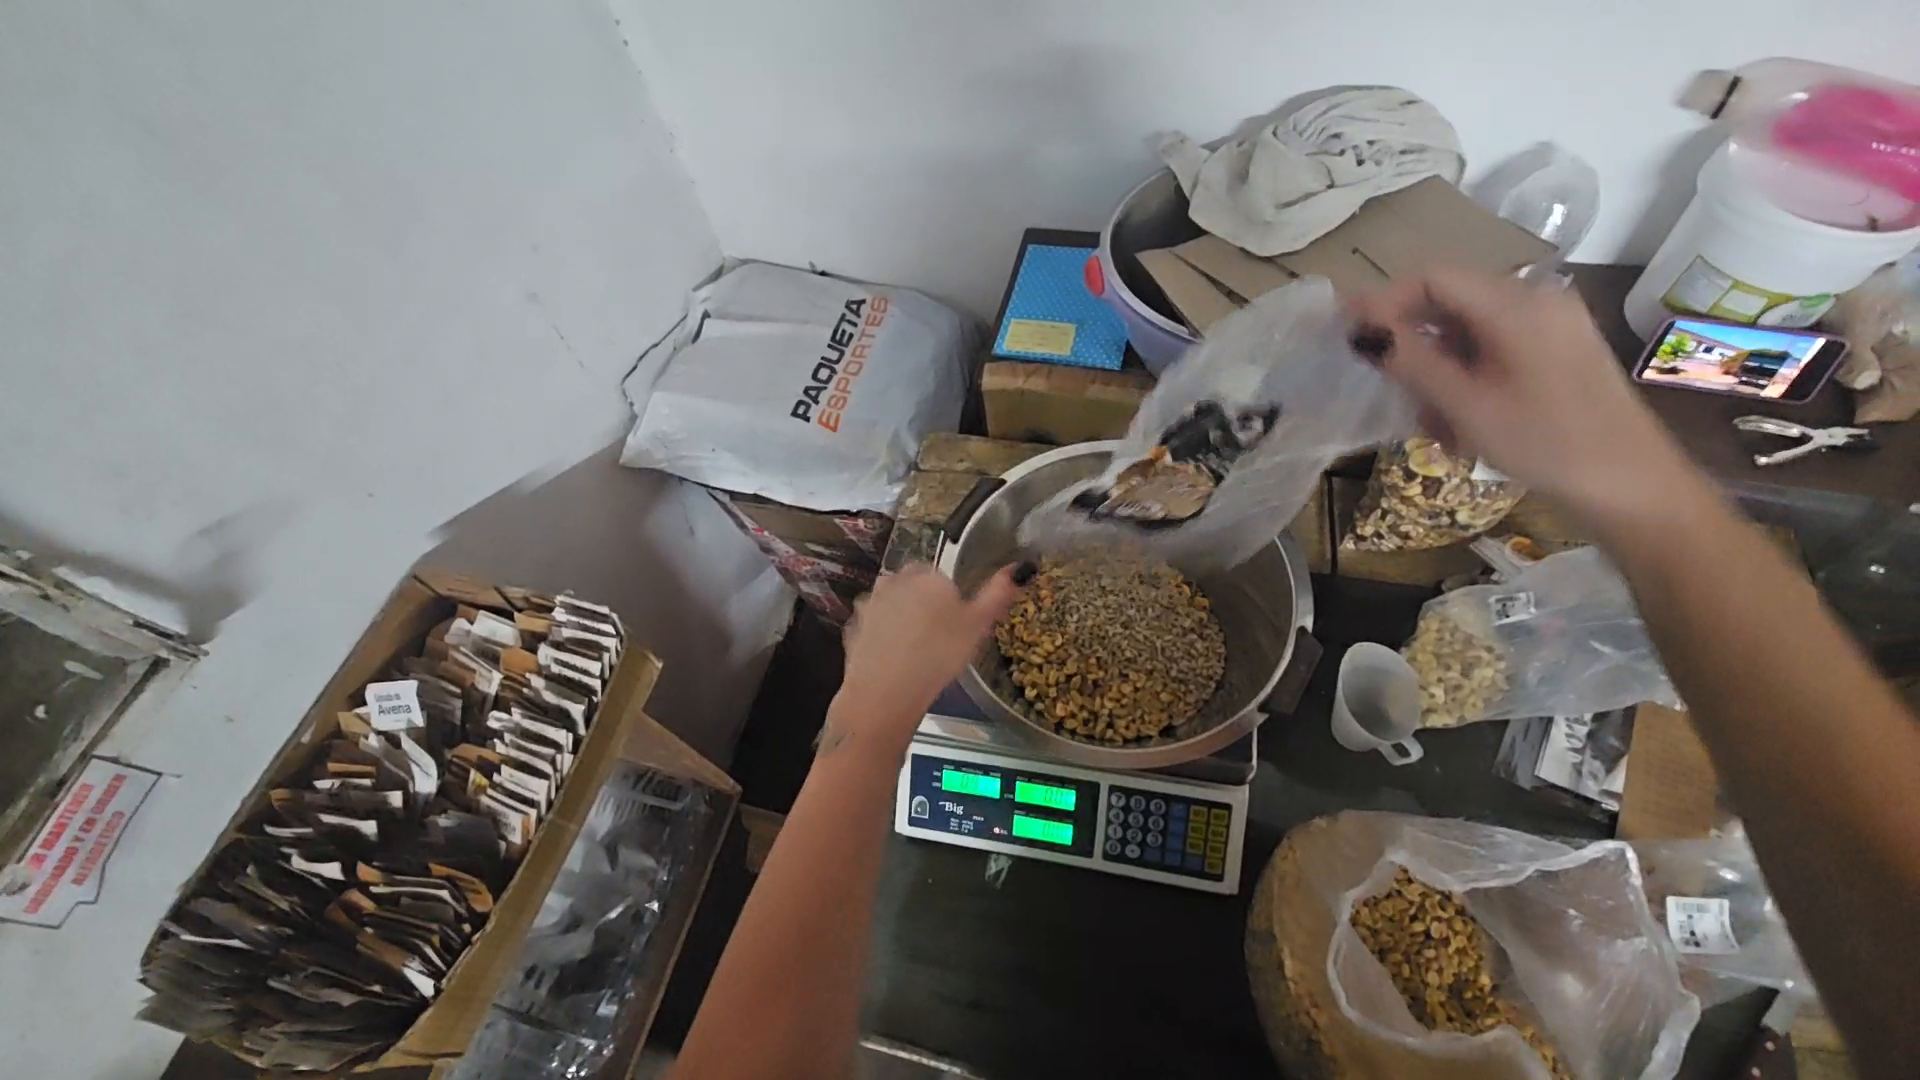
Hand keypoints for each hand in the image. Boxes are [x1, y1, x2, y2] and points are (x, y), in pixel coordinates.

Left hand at [824, 565, 1019, 756]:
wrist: (885, 692)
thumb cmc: (938, 655)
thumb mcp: (978, 625)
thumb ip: (998, 593)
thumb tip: (1021, 569)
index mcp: (927, 574)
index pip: (943, 578)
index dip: (952, 602)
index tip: (956, 627)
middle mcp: (894, 580)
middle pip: (916, 588)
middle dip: (925, 606)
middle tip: (940, 640)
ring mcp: (869, 603)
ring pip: (893, 605)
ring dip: (903, 620)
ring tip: (917, 653)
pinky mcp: (853, 627)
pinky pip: (874, 627)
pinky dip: (883, 638)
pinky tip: (895, 660)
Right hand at [1348, 270, 1701, 524]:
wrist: (1629, 483)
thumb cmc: (1544, 443)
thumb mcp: (1465, 405)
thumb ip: (1411, 361)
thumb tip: (1361, 331)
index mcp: (1517, 304)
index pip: (1433, 278)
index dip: (1383, 301)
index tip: (1347, 334)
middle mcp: (1536, 300)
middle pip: (1448, 301)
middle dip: (1409, 342)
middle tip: (1383, 385)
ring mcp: (1549, 324)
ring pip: (1465, 330)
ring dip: (1434, 368)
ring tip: (1429, 422)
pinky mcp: (1554, 349)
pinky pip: (1490, 347)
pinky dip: (1462, 376)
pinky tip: (1457, 421)